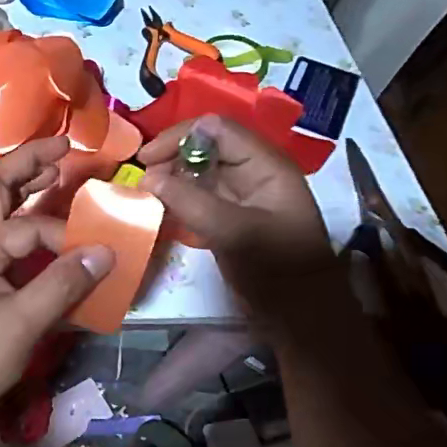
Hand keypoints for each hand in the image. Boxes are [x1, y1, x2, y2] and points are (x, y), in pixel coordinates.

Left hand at [0, 137, 114, 446]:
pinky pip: (11, 228)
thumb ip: (63, 286)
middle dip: (30, 161)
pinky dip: (31, 210)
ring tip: (60, 168)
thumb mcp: (21, 324)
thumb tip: (105, 252)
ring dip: (29, 180)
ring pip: (2, 202)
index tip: (94, 257)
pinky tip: (52, 212)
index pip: (30, 227)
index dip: (65, 238)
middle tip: (65, 147)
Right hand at [139, 115, 339, 325]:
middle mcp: (254, 173)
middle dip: (172, 157)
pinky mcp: (233, 218)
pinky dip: (181, 198)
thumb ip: (190, 201)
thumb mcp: (234, 232)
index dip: (179, 137)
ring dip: (173, 178)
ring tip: (147, 194)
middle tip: (143, 180)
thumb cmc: (277, 268)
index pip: (216, 130)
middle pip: (206, 147)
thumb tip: (148, 177)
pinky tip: (161, 208)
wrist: (303, 316)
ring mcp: (244, 196)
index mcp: (265, 165)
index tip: (147, 158)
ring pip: (202, 172)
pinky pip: (203, 197)